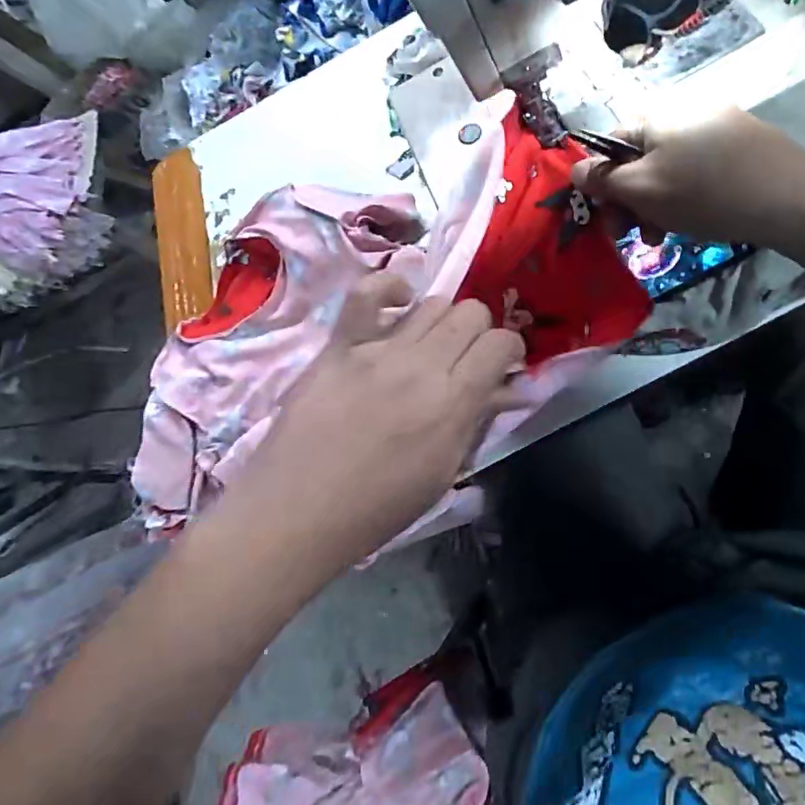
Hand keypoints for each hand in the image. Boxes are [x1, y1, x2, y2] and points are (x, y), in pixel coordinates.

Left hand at [219, 273, 524, 564]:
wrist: (294, 515)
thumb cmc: (377, 507)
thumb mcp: (443, 472)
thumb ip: (477, 420)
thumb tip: (510, 389)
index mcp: (452, 403)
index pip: (500, 343)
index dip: (510, 349)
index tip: (501, 365)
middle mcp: (421, 366)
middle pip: (471, 313)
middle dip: (480, 332)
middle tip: (467, 358)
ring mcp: (377, 350)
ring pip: (433, 301)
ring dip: (444, 319)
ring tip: (431, 344)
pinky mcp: (339, 345)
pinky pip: (367, 292)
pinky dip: (390, 289)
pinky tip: (397, 305)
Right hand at [569, 108, 804, 248]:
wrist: (794, 199)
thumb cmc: (707, 194)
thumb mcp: (644, 191)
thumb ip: (603, 180)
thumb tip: (575, 168)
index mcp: (654, 116)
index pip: (609, 145)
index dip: (602, 184)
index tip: (612, 221)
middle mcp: (685, 110)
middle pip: (641, 158)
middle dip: (634, 201)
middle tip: (643, 238)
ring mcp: (720, 124)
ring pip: (672, 167)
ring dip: (661, 204)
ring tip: (671, 236)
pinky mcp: (746, 143)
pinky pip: (703, 169)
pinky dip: (693, 196)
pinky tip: (705, 220)